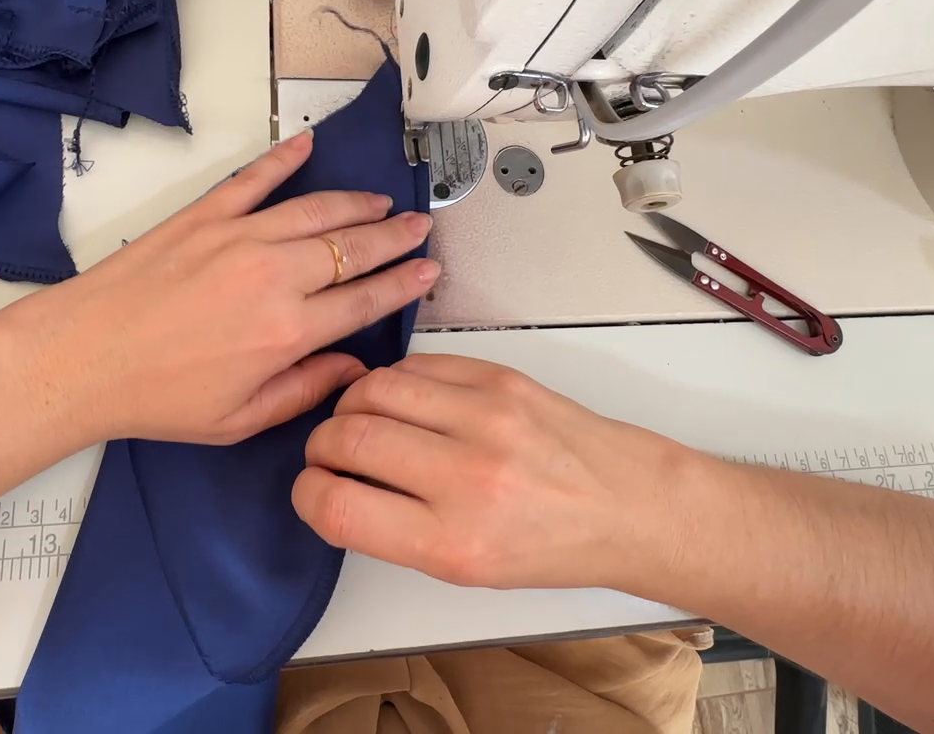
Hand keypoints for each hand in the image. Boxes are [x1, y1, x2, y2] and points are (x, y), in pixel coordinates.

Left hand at [6, 130, 435, 445]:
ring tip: (381, 200)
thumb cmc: (158, 398)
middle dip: (394, 236)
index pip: (365, 300)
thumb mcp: (240, 418)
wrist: (82, 357)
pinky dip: (283, 159)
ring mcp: (240, 237)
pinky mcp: (205, 215)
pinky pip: (254, 178)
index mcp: (289, 331)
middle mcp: (275, 275)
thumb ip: (305, 390)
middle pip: (353, 247)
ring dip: (356, 203)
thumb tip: (353, 368)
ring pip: (317, 210)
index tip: (428, 270)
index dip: (404, 284)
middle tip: (419, 226)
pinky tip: (307, 145)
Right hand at [292, 355, 696, 591]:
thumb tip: (338, 481)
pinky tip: (401, 401)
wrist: (625, 502)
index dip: (307, 492)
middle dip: (322, 443)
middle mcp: (466, 474)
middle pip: (348, 435)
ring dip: (350, 404)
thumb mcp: (467, 568)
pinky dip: (392, 382)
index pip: (339, 505)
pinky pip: (414, 365)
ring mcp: (484, 414)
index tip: (312, 487)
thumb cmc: (548, 546)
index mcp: (454, 542)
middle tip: (330, 450)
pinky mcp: (497, 375)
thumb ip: (395, 528)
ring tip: (361, 420)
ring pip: (374, 388)